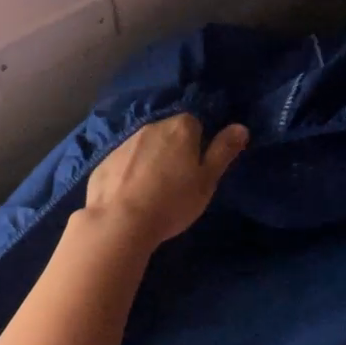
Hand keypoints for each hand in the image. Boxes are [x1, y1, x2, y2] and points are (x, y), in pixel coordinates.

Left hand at [83, 114, 247, 247]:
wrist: (119, 221)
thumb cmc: (172, 201)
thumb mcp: (207, 180)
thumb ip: (223, 151)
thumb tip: (241, 126)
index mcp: (180, 127)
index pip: (196, 123)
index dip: (199, 144)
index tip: (197, 168)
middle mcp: (151, 126)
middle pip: (169, 132)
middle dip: (174, 150)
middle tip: (177, 181)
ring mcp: (124, 141)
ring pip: (145, 146)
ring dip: (150, 160)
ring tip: (153, 191)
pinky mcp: (104, 159)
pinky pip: (124, 161)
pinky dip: (129, 172)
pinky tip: (130, 195)